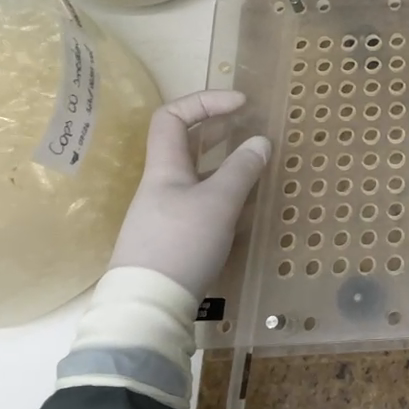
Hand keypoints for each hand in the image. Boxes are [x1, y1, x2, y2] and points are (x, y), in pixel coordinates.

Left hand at [109, 91, 271, 297]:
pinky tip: (244, 207)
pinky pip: (199, 202)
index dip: (205, 101)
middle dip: (218, 130)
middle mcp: (161, 185)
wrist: (147, 307)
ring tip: (253, 164)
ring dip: (224, 163)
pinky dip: (223, 194)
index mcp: (165, 168)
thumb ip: (241, 170)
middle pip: (184, 145)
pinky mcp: (172, 239)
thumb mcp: (218, 203)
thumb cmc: (180, 244)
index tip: (241, 103)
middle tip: (249, 127)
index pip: (172, 116)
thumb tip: (261, 141)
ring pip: (195, 175)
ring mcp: (165, 213)